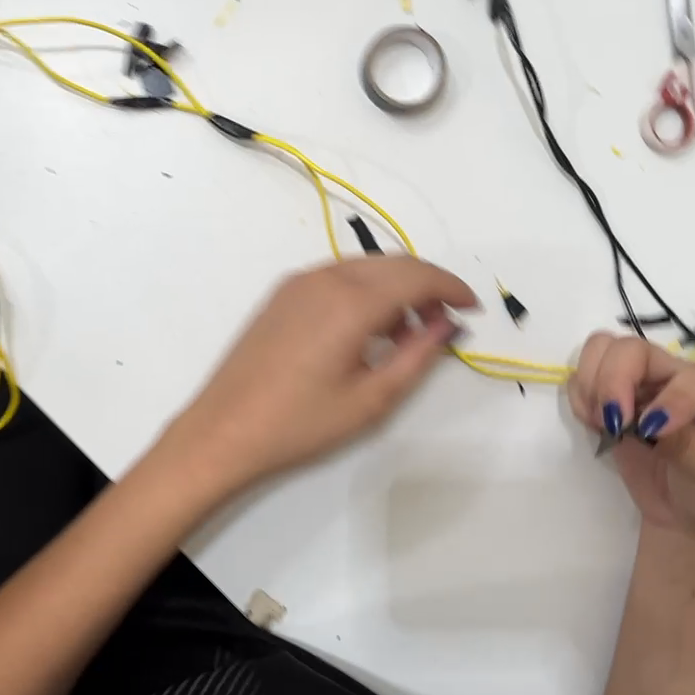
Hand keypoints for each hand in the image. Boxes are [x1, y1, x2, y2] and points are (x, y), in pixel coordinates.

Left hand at [157, 257, 477, 496]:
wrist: (223, 431)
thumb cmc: (300, 424)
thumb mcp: (371, 400)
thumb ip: (418, 355)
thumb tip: (448, 325)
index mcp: (351, 302)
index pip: (417, 277)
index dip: (451, 288)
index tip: (472, 308)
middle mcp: (325, 278)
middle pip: (393, 263)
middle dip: (426, 287)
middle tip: (440, 326)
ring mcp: (298, 282)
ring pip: (365, 267)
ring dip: (395, 287)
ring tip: (404, 334)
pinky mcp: (282, 293)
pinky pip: (338, 276)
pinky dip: (364, 290)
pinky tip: (366, 329)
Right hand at [568, 335, 694, 545]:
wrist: (688, 519)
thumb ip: (684, 442)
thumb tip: (644, 420)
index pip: (689, 377)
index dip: (670, 401)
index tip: (653, 434)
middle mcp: (675, 374)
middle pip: (632, 349)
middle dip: (613, 381)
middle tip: (613, 423)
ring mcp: (640, 383)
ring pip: (601, 350)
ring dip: (592, 383)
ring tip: (603, 422)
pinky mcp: (612, 398)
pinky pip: (582, 377)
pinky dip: (581, 397)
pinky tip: (596, 425)